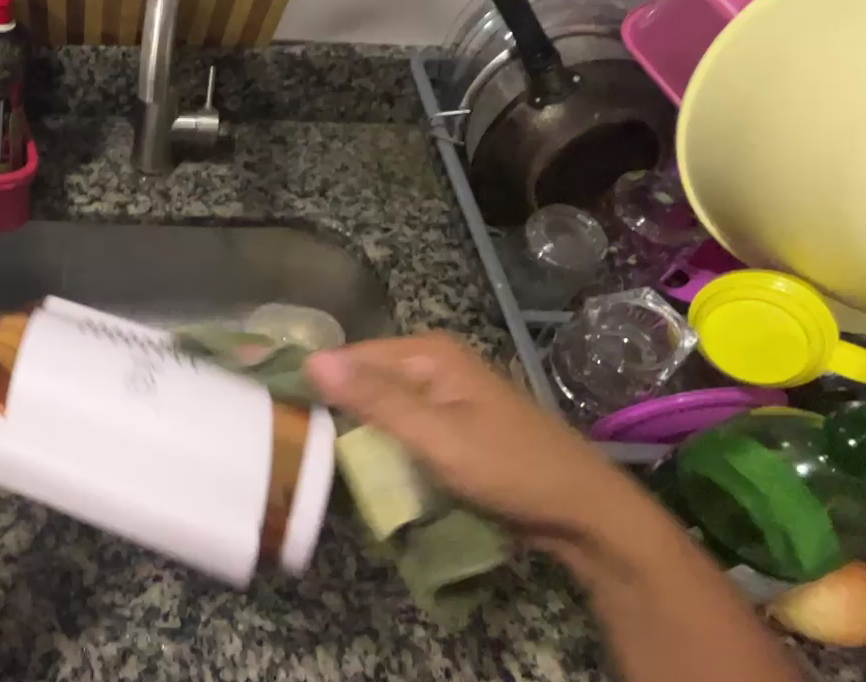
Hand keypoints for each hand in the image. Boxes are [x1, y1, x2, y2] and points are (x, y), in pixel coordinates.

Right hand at [305, 334, 645, 551]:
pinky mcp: (451, 417)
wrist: (586, 514)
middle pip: (363, 376)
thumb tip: (311, 359)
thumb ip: (374, 398)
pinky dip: (381, 435)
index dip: (315, 381)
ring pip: (379, 399)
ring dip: (356, 423)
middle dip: (334, 404)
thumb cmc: (510, 470)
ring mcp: (445, 389)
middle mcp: (433, 360)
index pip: (349, 357)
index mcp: (428, 352)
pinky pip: (400, 418)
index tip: (279, 410)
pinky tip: (364, 457)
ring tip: (320, 449)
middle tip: (296, 437)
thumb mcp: (436, 436)